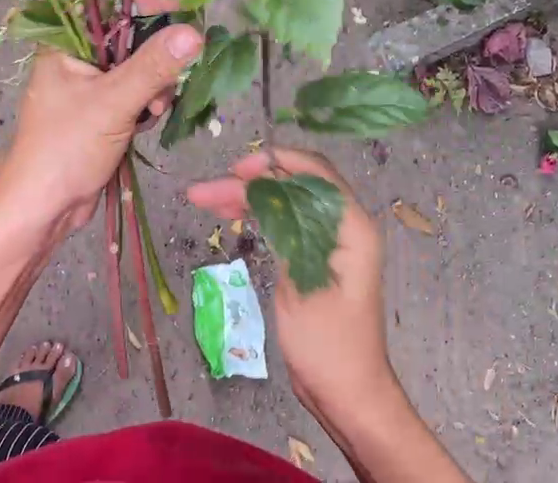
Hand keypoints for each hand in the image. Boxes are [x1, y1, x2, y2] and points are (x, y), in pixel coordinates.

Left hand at [0, 24, 201, 230]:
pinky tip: (146, 123)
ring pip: (138, 68)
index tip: (187, 14)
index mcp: (66, 42)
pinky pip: (134, 93)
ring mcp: (88, 85)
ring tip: (151, 113)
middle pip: (132, 38)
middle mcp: (76, 57)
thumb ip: (152, 67)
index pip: (114, 6)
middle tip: (163, 86)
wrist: (43, 210)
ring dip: (153, 88)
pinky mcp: (100, 111)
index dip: (152, 5)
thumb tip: (194, 33)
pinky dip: (146, 105)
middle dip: (155, 60)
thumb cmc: (66, 149)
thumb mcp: (113, 103)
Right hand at [186, 149, 394, 412]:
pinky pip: (284, 222)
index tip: (237, 170)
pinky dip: (257, 216)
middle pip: (293, 185)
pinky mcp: (314, 257)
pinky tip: (229, 215)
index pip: (314, 173)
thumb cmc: (328, 344)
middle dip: (251, 181)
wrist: (346, 394)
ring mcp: (329, 242)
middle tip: (207, 190)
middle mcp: (344, 226)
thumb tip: (261, 185)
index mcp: (352, 226)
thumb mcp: (302, 285)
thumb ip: (284, 230)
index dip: (274, 163)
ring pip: (284, 202)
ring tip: (204, 199)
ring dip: (248, 197)